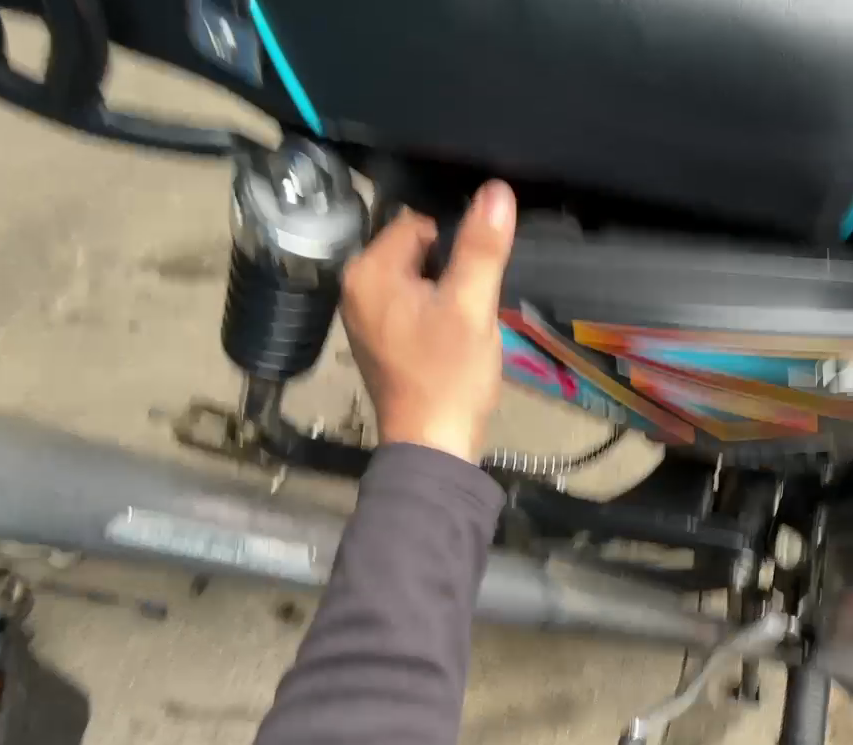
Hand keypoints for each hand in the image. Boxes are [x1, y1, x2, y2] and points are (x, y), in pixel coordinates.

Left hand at [341, 181, 517, 463]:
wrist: (433, 445)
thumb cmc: (450, 375)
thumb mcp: (472, 307)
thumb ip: (483, 248)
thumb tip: (497, 191)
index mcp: (369, 271)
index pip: (419, 223)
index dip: (457, 247)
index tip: (476, 281)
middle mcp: (356, 288)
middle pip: (416, 253)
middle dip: (451, 273)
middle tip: (473, 309)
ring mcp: (365, 318)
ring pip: (417, 283)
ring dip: (446, 296)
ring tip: (464, 328)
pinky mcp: (380, 343)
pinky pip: (411, 310)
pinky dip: (435, 318)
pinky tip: (452, 344)